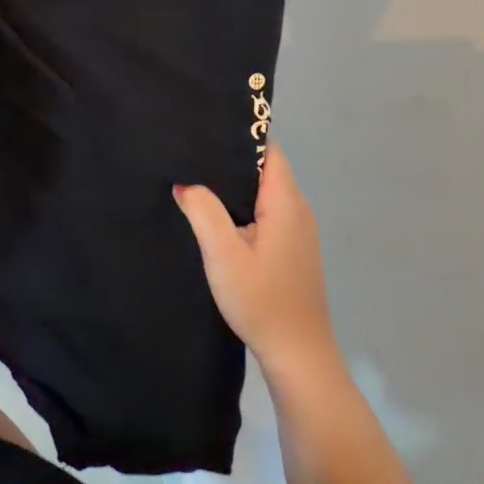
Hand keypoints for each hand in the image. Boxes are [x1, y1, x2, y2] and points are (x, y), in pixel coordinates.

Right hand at [174, 143, 337, 371]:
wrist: (298, 354)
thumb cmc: (261, 300)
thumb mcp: (223, 254)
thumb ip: (203, 211)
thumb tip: (185, 183)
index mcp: (285, 203)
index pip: (268, 151)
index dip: (240, 136)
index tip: (205, 130)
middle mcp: (298, 211)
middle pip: (266, 169)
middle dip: (231, 158)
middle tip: (190, 152)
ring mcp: (298, 232)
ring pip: (265, 192)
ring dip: (236, 185)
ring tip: (196, 178)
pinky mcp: (292, 250)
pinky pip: (267, 212)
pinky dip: (244, 206)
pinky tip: (217, 216)